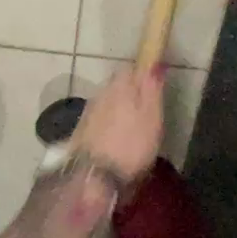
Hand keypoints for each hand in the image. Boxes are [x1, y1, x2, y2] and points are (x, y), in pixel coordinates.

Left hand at [70, 69, 164, 183]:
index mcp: (120, 85)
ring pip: (108, 100)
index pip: (131, 68)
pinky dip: (109, 121)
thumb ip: (152, 87)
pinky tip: (116, 135)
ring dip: (119, 107)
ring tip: (133, 125)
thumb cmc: (131, 145)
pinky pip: (100, 116)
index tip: (154, 83)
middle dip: (131, 90)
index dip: (143, 73)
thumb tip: (155, 61)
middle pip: (117, 83)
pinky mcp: (81, 129)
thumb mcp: (152, 116)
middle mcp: (101, 92)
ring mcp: (89, 110)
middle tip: (147, 107)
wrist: (93, 176)